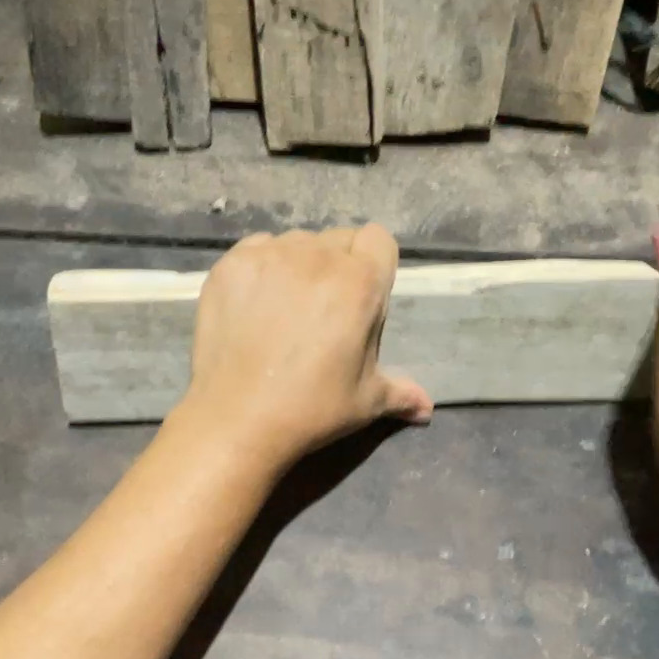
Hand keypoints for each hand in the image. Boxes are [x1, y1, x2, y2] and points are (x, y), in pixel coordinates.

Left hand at [175, 226, 433, 465]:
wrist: (238, 419)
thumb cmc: (312, 409)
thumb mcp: (366, 402)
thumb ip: (401, 393)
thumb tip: (427, 409)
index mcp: (360, 283)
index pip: (379, 240)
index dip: (374, 264)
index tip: (363, 297)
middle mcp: (317, 257)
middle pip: (338, 239)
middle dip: (339, 265)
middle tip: (325, 311)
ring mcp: (270, 256)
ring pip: (297, 243)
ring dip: (300, 265)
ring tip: (287, 309)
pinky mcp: (231, 264)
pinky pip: (258, 249)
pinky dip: (263, 268)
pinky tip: (256, 304)